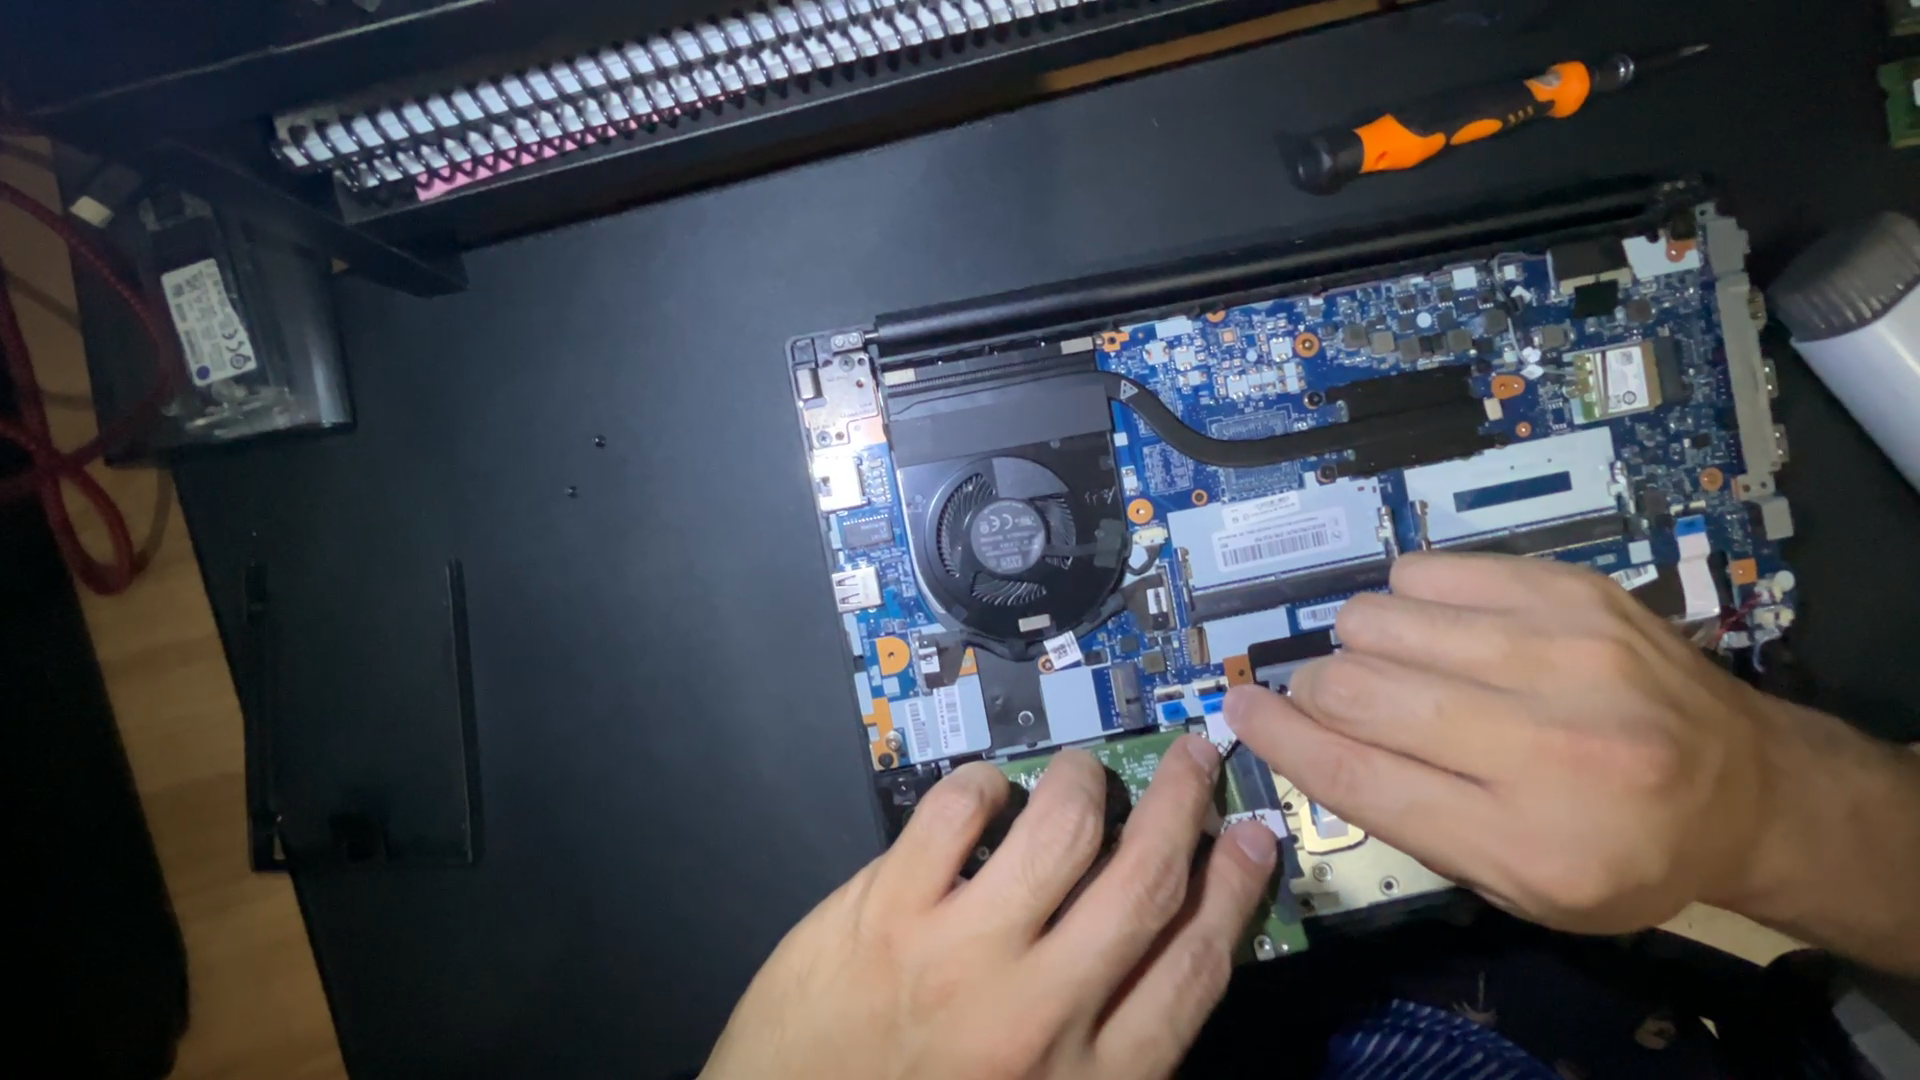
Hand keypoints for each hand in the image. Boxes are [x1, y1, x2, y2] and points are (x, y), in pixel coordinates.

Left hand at [700, 736, 1276, 1079]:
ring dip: (1081, 781)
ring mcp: (959, 956)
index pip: (1191, 966)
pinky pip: (955, 813)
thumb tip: (1144, 924)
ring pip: (1058, 830)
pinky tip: (984, 788)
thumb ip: (1100, 1033)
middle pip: (1140, 882)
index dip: (1232, 888)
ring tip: (1083, 769)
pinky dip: (981, 783)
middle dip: (1180, 803)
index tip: (1249, 834)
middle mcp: (1040, 1015)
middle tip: (1194, 755)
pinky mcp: (887, 912)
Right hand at [1225, 553, 1776, 934]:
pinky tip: (1442, 630)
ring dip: (1362, 646)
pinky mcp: (1568, 590)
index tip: (1237, 707)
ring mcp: (1564, 653)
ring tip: (1405, 667)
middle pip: (1352, 687)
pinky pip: (1418, 570)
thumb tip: (1290, 725)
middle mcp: (1550, 745)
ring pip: (1373, 619)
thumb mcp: (1504, 879)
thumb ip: (1394, 808)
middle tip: (1336, 700)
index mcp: (1527, 843)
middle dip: (1315, 691)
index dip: (1276, 735)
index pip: (1354, 773)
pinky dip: (1405, 602)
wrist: (1750, 790)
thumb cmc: (1611, 850)